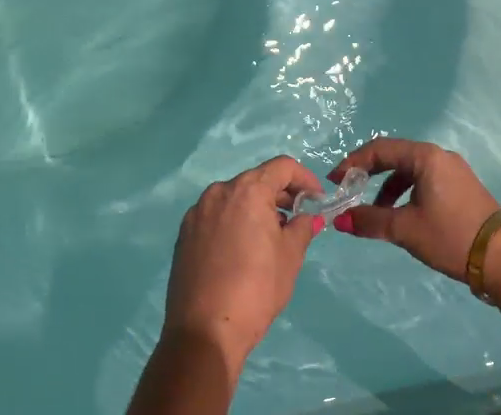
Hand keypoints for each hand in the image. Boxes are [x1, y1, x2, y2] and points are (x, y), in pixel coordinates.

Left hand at [162, 156, 324, 378]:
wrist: (204, 332)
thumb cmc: (256, 289)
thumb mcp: (290, 257)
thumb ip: (302, 228)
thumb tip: (307, 218)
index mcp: (247, 190)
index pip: (282, 167)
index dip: (304, 178)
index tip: (316, 199)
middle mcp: (219, 192)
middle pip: (256, 180)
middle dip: (280, 195)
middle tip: (297, 219)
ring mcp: (197, 213)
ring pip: (234, 198)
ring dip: (256, 208)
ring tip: (270, 237)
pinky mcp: (184, 234)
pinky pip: (216, 216)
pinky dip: (234, 221)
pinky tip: (242, 250)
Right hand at [329, 137, 500, 280]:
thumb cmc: (450, 236)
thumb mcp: (405, 229)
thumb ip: (370, 221)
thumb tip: (339, 220)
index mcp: (425, 157)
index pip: (380, 148)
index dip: (354, 162)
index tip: (335, 181)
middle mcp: (439, 156)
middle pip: (395, 156)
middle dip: (369, 173)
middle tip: (350, 191)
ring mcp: (453, 170)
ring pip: (410, 170)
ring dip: (388, 187)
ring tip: (376, 212)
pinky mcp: (461, 187)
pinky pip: (424, 180)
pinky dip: (406, 192)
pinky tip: (402, 215)